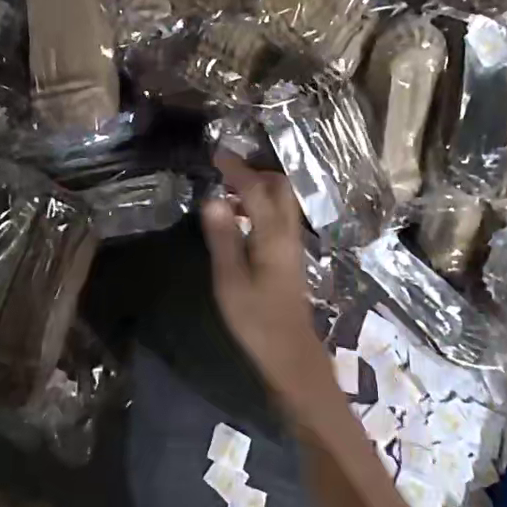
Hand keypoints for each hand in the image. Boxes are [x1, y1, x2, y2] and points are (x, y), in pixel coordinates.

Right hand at [200, 153, 330, 396]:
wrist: (290, 352)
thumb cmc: (256, 319)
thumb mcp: (230, 280)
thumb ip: (223, 237)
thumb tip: (213, 198)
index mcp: (273, 235)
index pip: (257, 189)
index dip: (237, 169)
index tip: (217, 155)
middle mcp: (289, 232)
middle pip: (280, 187)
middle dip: (256, 171)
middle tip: (225, 172)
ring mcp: (293, 243)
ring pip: (282, 201)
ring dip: (259, 188)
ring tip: (227, 192)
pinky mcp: (291, 255)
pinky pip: (279, 216)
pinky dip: (262, 205)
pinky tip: (241, 219)